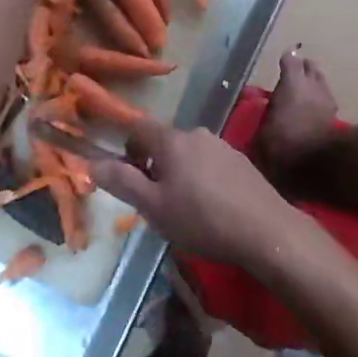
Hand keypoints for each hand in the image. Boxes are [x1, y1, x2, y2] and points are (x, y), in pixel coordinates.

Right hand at [92, 119, 305, 268]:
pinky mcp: (240, 159)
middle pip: (164, 141)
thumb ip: (123, 182)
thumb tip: (93, 162)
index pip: (138, 127)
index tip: (128, 175)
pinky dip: (201, 177)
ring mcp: (221, 144)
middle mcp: (196, 133)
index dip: (127, 147)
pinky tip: (210, 206)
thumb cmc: (201, 219)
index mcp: (172, 140)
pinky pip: (209, 162)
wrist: (264, 229)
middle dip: (153, 164)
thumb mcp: (154, 207)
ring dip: (178, 172)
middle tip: (155, 200)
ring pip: (188, 153)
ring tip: (183, 208)